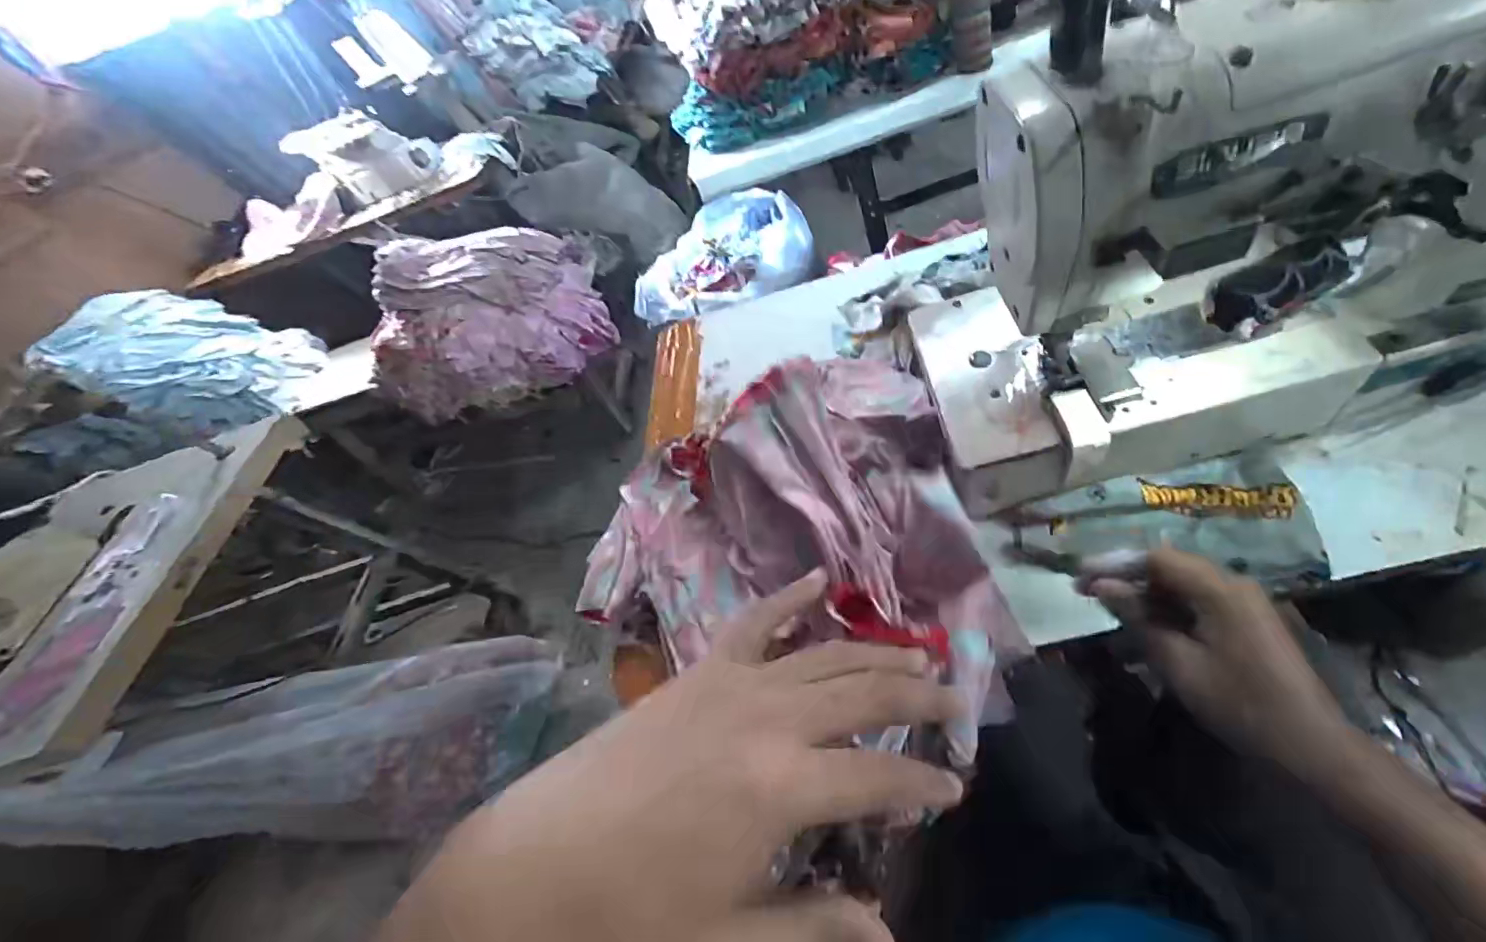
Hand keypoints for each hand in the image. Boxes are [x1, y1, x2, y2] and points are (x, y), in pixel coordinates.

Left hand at [379, 570, 966, 941]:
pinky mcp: (704, 669)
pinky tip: (821, 580)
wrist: (527, 870)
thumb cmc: (628, 917)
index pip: (882, 777)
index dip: (926, 783)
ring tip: (919, 656)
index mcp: (785, 788)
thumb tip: (885, 931)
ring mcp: (738, 682)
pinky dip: (791, 597)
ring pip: (831, 654)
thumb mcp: (725, 935)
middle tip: (958, 704)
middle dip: (923, 699)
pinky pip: (757, 621)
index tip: (955, 787)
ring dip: (880, 654)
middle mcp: (774, 719)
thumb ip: (813, 926)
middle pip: (870, 696)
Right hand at [1081, 547, 1352, 767]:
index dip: (1115, 564)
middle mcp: (1232, 582)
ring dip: (1147, 594)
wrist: (1311, 745)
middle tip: (1088, 592)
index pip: (1156, 558)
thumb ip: (1139, 619)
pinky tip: (1148, 624)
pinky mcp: (1247, 619)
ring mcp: (1243, 600)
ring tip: (1111, 608)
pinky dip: (1170, 609)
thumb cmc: (1241, 704)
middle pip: (1170, 566)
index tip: (1080, 577)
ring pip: (1183, 584)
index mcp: (1219, 587)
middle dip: (1128, 578)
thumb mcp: (1180, 664)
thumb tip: (1102, 587)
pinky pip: (1199, 601)